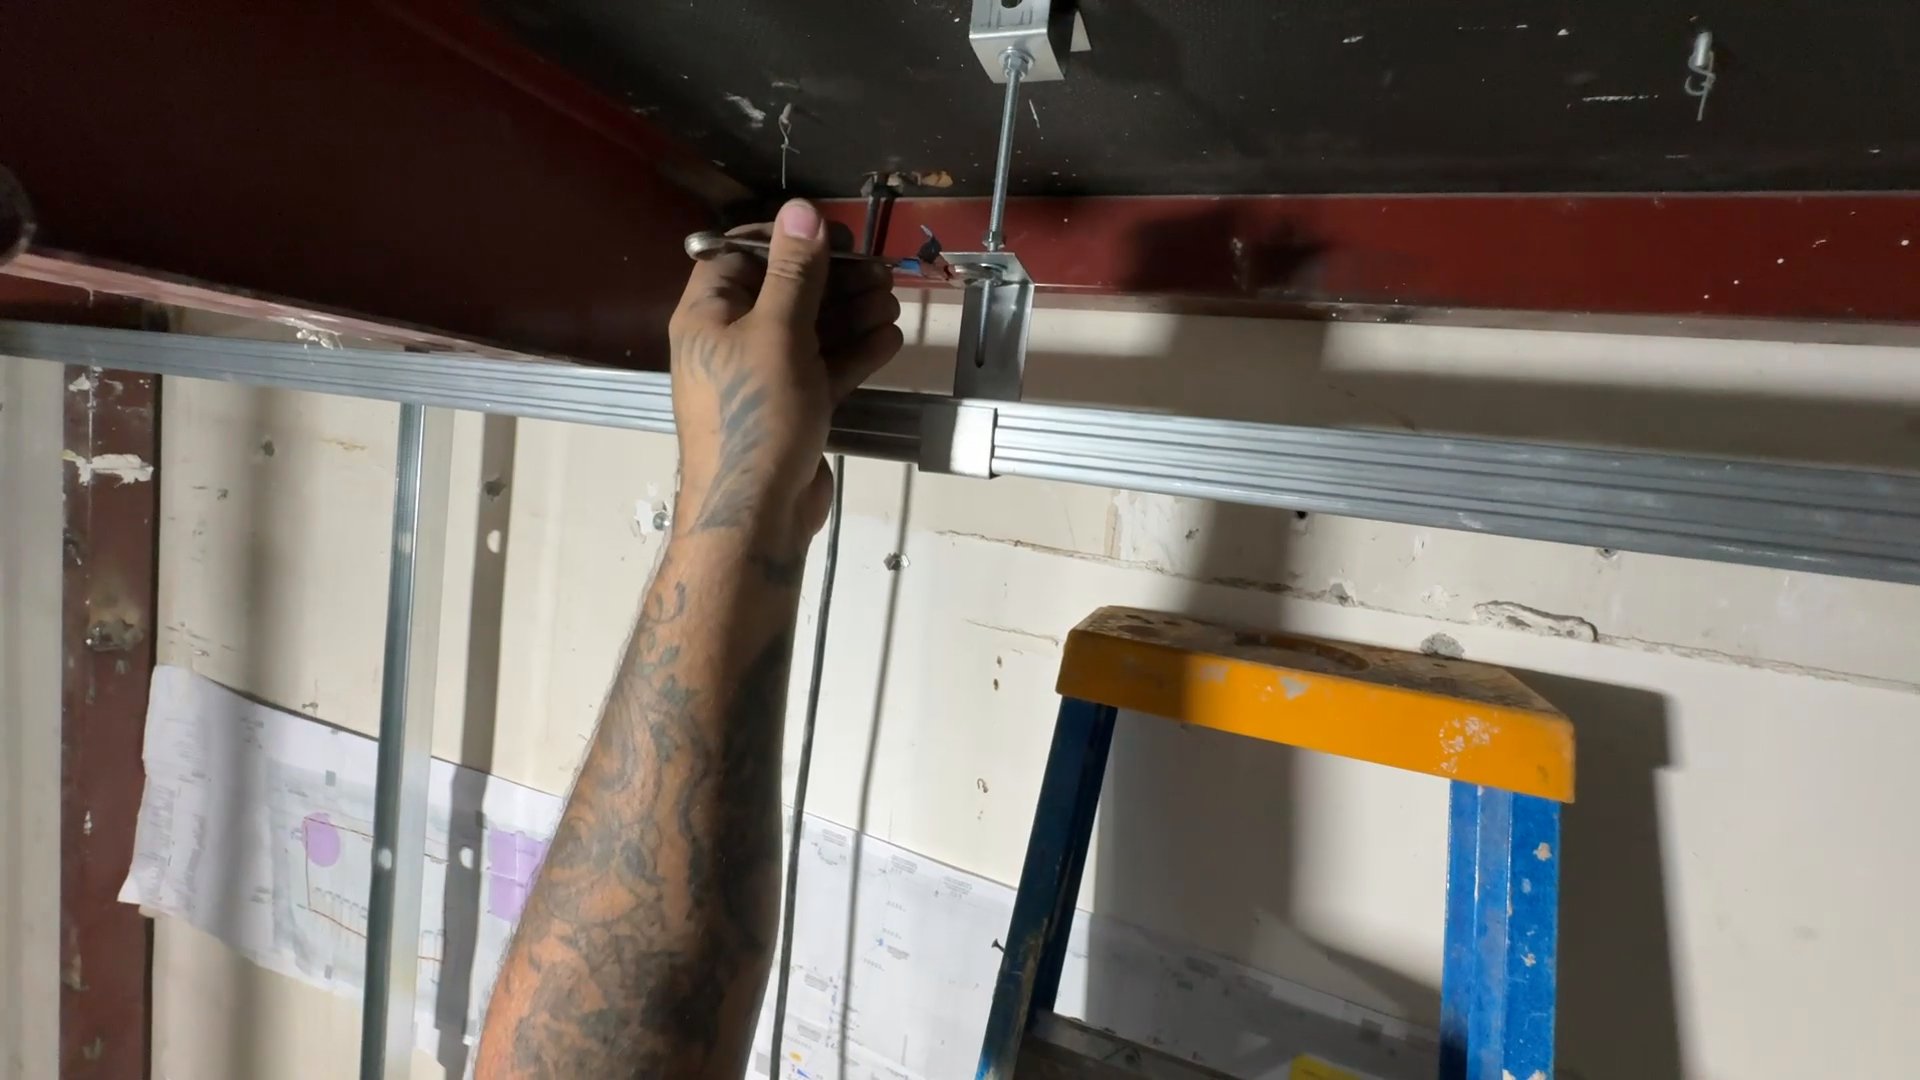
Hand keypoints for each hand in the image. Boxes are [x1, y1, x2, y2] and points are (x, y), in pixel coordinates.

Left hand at [667, 199, 902, 553]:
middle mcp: (731, 342)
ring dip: (850, 315)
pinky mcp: (792, 408)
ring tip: (891, 300)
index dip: (786, 240)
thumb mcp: (778, 334)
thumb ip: (794, 273)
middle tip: (878, 270)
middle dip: (832, 280)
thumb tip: (802, 209)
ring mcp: (763, 378)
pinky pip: (822, 369)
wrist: (758, 511)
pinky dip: (853, 354)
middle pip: (784, 293)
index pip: (740, 256)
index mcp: (708, 315)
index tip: (832, 235)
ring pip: (809, 332)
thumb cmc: (757, 416)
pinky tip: (888, 339)